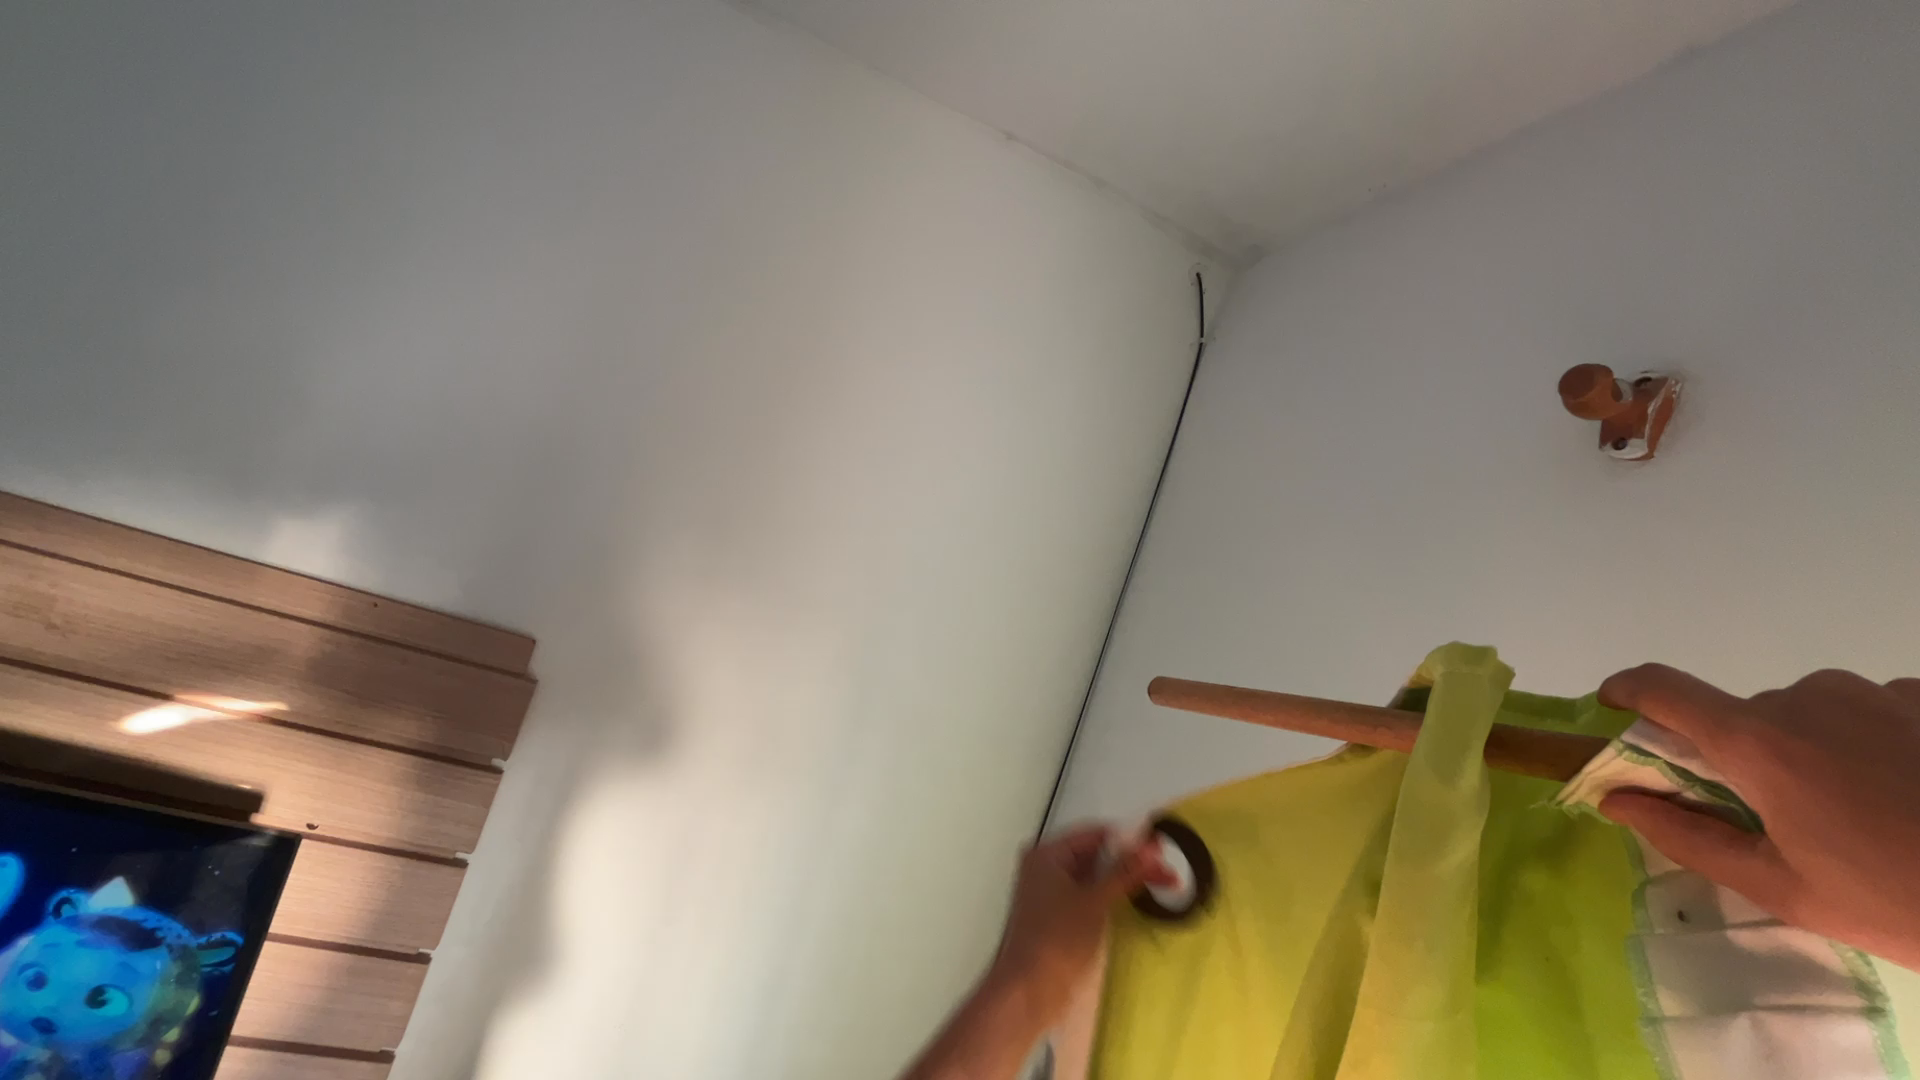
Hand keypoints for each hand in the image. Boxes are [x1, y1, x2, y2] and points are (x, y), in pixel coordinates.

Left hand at [895, 827, 1167, 1079]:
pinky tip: (1133, 902)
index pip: (1094, 834)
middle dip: (1129, 862)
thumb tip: (1152, 847)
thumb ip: (1124, 872)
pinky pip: (1086, 895)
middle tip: (1167, 873)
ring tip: (1160, 885)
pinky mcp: (1055, 916)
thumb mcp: (1095, 901)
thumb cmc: (1058, 939)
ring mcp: (1048, 892)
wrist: (1027, 991)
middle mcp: (1044, 866)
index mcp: (1047, 853)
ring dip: (1122, 880)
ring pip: (1092, 876)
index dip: (1128, 840)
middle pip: (1093, 854)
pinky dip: (1108, 897)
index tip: (1162, 850)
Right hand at [1597, 664, 1919, 969]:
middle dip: (1745, 754)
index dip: (1625, 691)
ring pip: (1810, 711)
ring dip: (1815, 747)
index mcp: (1756, 742)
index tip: (1615, 709)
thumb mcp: (1785, 890)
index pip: (1659, 687)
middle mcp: (1807, 699)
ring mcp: (1880, 694)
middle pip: (1742, 714)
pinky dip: (1876, 741)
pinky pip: (1875, 709)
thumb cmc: (1907, 903)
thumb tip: (1614, 798)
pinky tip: (1917, 789)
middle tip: (1785, 813)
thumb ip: (1686, 836)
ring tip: (1871, 808)